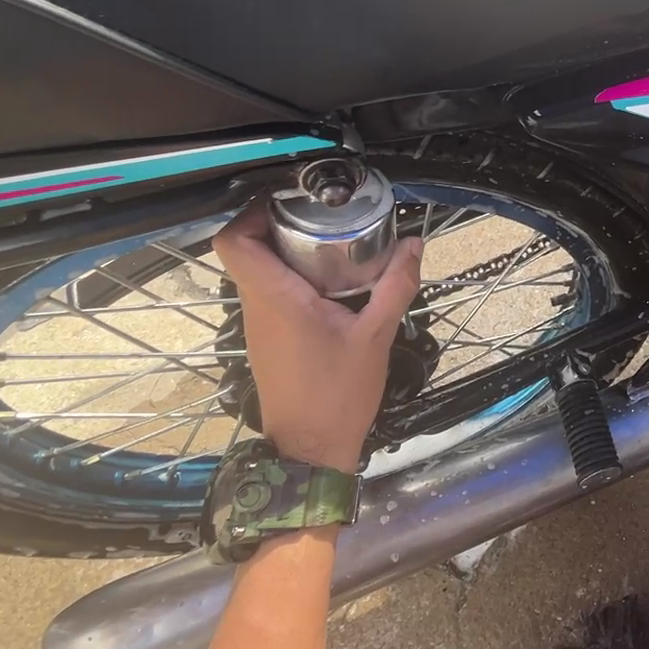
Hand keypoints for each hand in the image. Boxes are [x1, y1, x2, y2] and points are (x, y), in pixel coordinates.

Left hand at [211, 204, 422, 471]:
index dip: (253, 212)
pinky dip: (296, 278)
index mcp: (276, 299)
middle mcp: (258, 306)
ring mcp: (260, 324)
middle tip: (327, 217)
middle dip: (281, 225)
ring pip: (259, 272)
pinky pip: (272, 294)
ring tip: (337, 244)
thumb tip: (414, 244)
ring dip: (290, 252)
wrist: (312, 446)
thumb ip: (395, 286)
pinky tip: (336, 284)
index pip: (235, 242)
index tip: (294, 201)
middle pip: (248, 250)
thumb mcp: (377, 335)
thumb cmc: (339, 391)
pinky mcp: (270, 339)